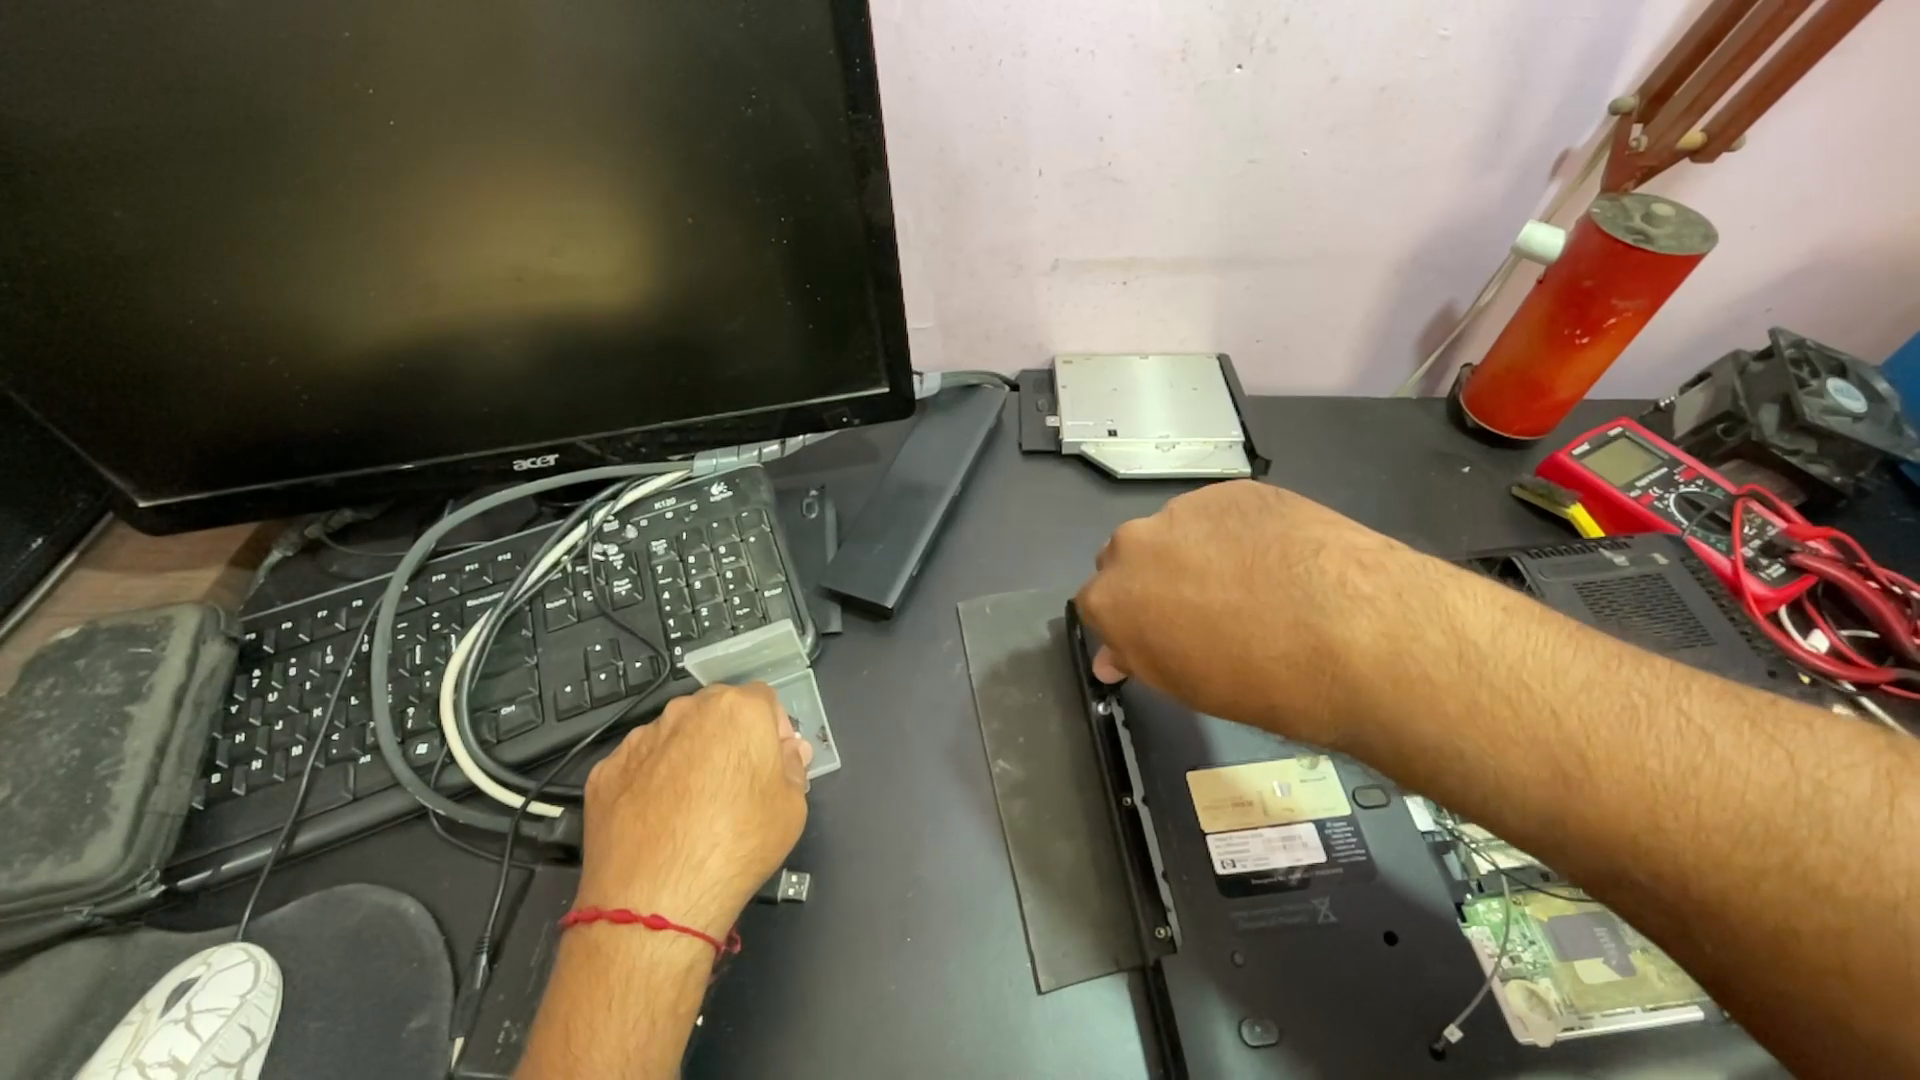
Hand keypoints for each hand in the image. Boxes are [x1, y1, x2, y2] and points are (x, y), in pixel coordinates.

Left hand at [575, 683, 811, 936]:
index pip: (763, 700)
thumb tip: (789, 751)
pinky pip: (640, 765)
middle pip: (716, 711)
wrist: (656, 898)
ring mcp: (640, 739)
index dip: (773, 730)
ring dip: (688, 756)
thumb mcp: (793, 808)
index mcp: (738, 711)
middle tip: (736, 784)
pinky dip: (651, 781)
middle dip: (729, 737)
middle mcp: (686, 711)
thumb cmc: (737, 846)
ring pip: (675, 735)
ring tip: (692, 808)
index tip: (773, 763)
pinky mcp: (606, 770)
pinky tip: (659, 819)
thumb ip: (793, 768)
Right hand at [1074, 481, 1419, 746]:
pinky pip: (1221, 515)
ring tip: (1251, 585)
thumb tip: (1114, 655)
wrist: (1357, 632)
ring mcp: (1188, 509)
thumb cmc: (1264, 681)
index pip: (1096, 604)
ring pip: (1176, 532)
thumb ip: (1142, 659)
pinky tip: (1278, 561)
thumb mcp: (1189, 686)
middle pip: (1129, 559)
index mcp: (1113, 597)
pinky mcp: (1237, 489)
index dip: (1127, 624)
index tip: (1157, 639)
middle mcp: (1136, 543)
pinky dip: (1237, 535)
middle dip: (1152, 582)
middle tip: (1201, 613)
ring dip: (1195, 553)